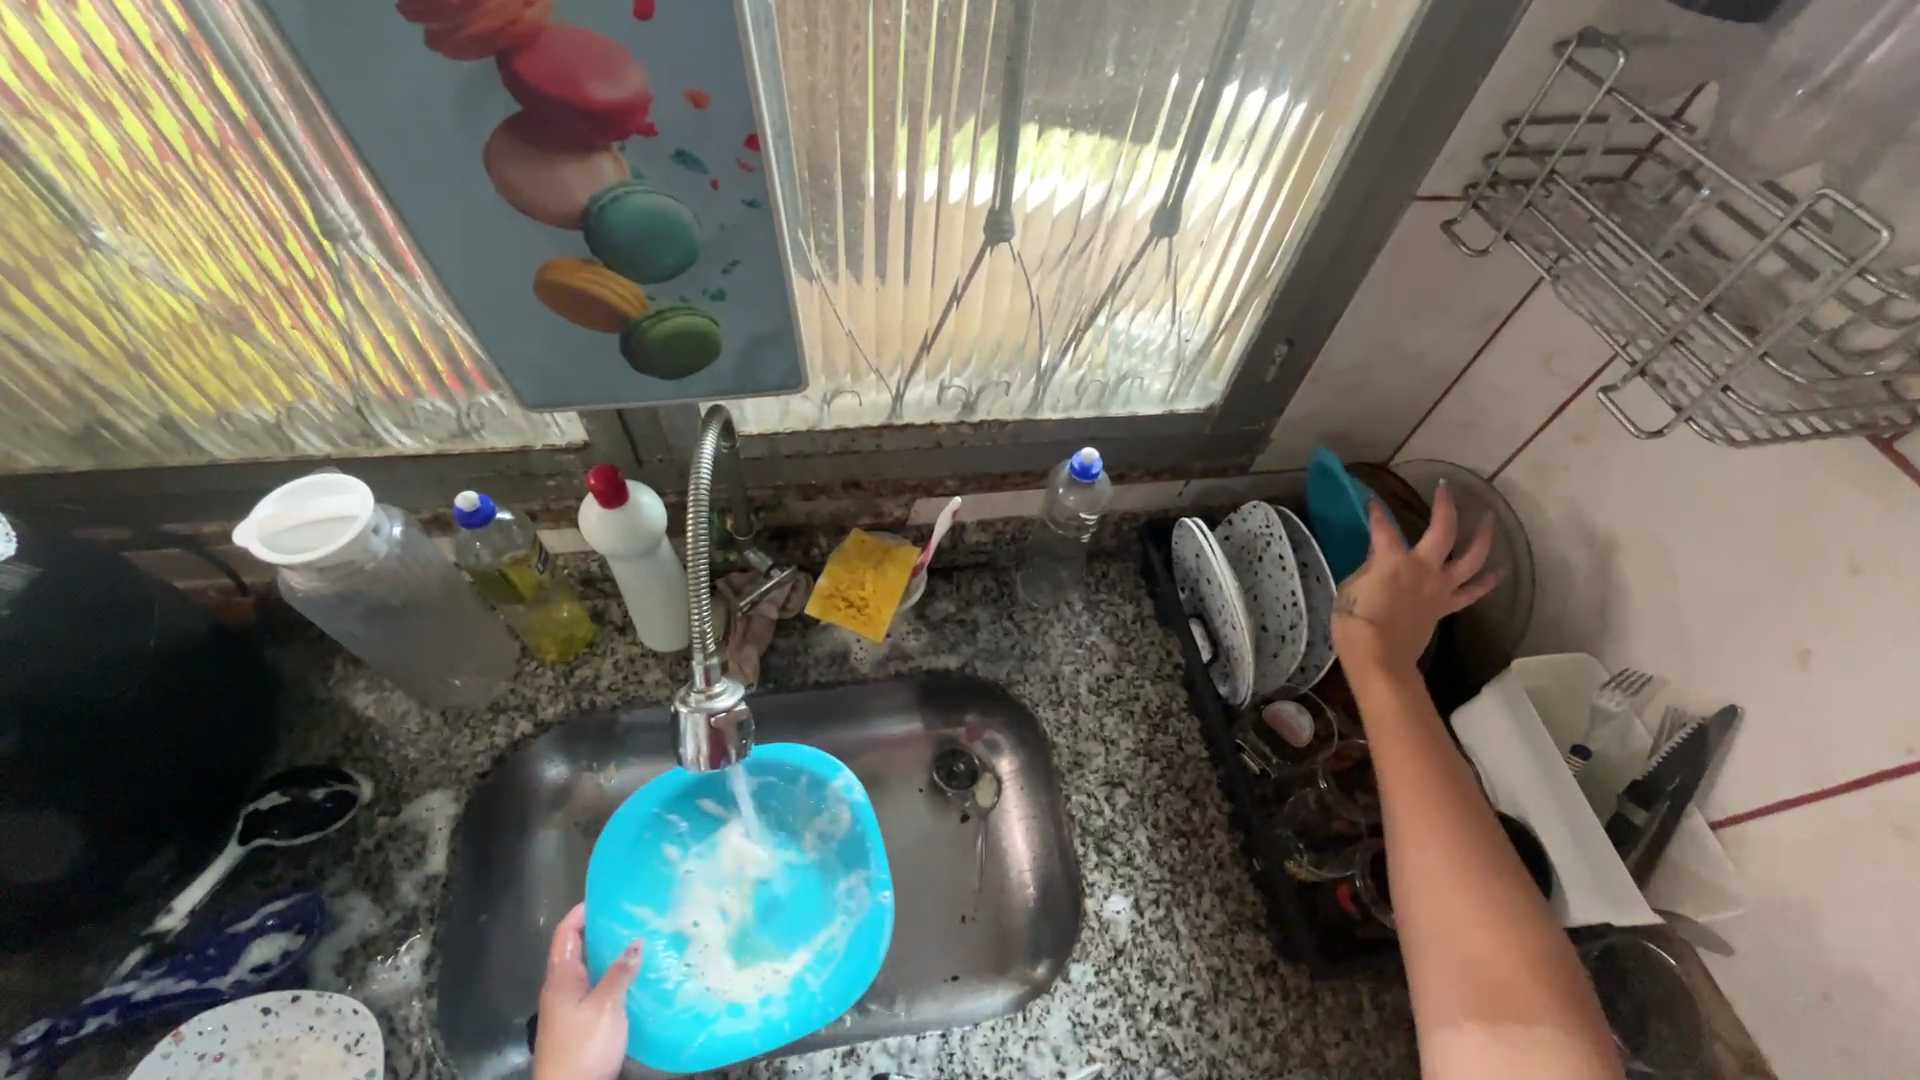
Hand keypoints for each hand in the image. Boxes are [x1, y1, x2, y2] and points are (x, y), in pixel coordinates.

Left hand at [532, 903, 641, 1079]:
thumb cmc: (582, 1046)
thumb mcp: (606, 1006)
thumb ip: (620, 972)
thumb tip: (636, 941)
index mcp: (561, 978)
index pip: (565, 934)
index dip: (581, 912)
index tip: (607, 895)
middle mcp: (561, 988)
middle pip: (576, 949)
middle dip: (600, 928)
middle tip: (631, 913)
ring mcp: (569, 1008)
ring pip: (588, 969)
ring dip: (608, 952)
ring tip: (639, 937)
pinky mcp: (580, 1023)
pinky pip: (596, 987)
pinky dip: (612, 975)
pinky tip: (635, 976)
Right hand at [1331, 479, 1497, 679]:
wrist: (1378, 655)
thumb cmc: (1354, 621)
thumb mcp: (1350, 587)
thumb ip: (1368, 569)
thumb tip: (1378, 561)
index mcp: (1392, 559)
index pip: (1382, 526)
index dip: (1376, 511)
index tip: (1373, 500)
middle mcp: (1422, 566)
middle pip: (1443, 529)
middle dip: (1445, 506)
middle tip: (1446, 490)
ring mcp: (1439, 586)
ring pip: (1471, 557)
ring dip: (1482, 536)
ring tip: (1488, 519)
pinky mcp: (1445, 606)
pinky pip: (1472, 592)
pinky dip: (1487, 582)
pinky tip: (1498, 572)